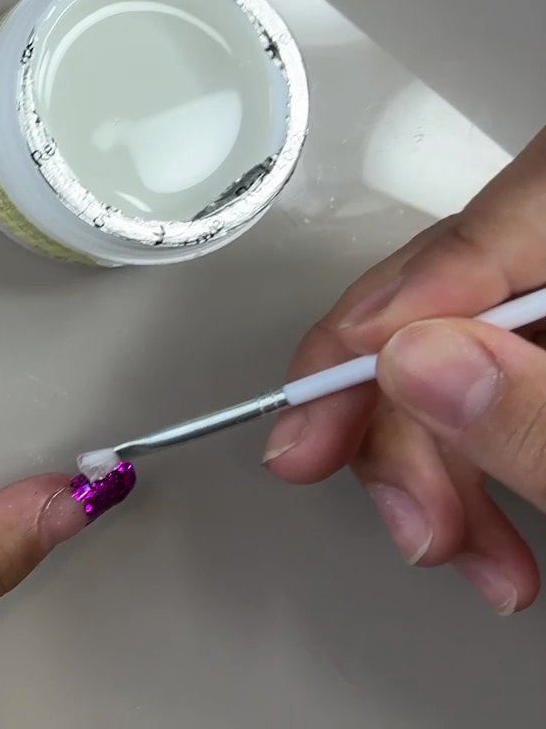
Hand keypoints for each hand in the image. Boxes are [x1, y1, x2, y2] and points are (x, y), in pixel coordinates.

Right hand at [266, 131, 545, 613]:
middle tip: (411, 525)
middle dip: (409, 431)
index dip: (360, 346)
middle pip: (450, 316)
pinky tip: (494, 515)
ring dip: (445, 458)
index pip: (457, 257)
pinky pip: (506, 378)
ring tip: (464, 551)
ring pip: (469, 354)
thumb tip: (410, 364)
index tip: (302, 438)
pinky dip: (485, 450)